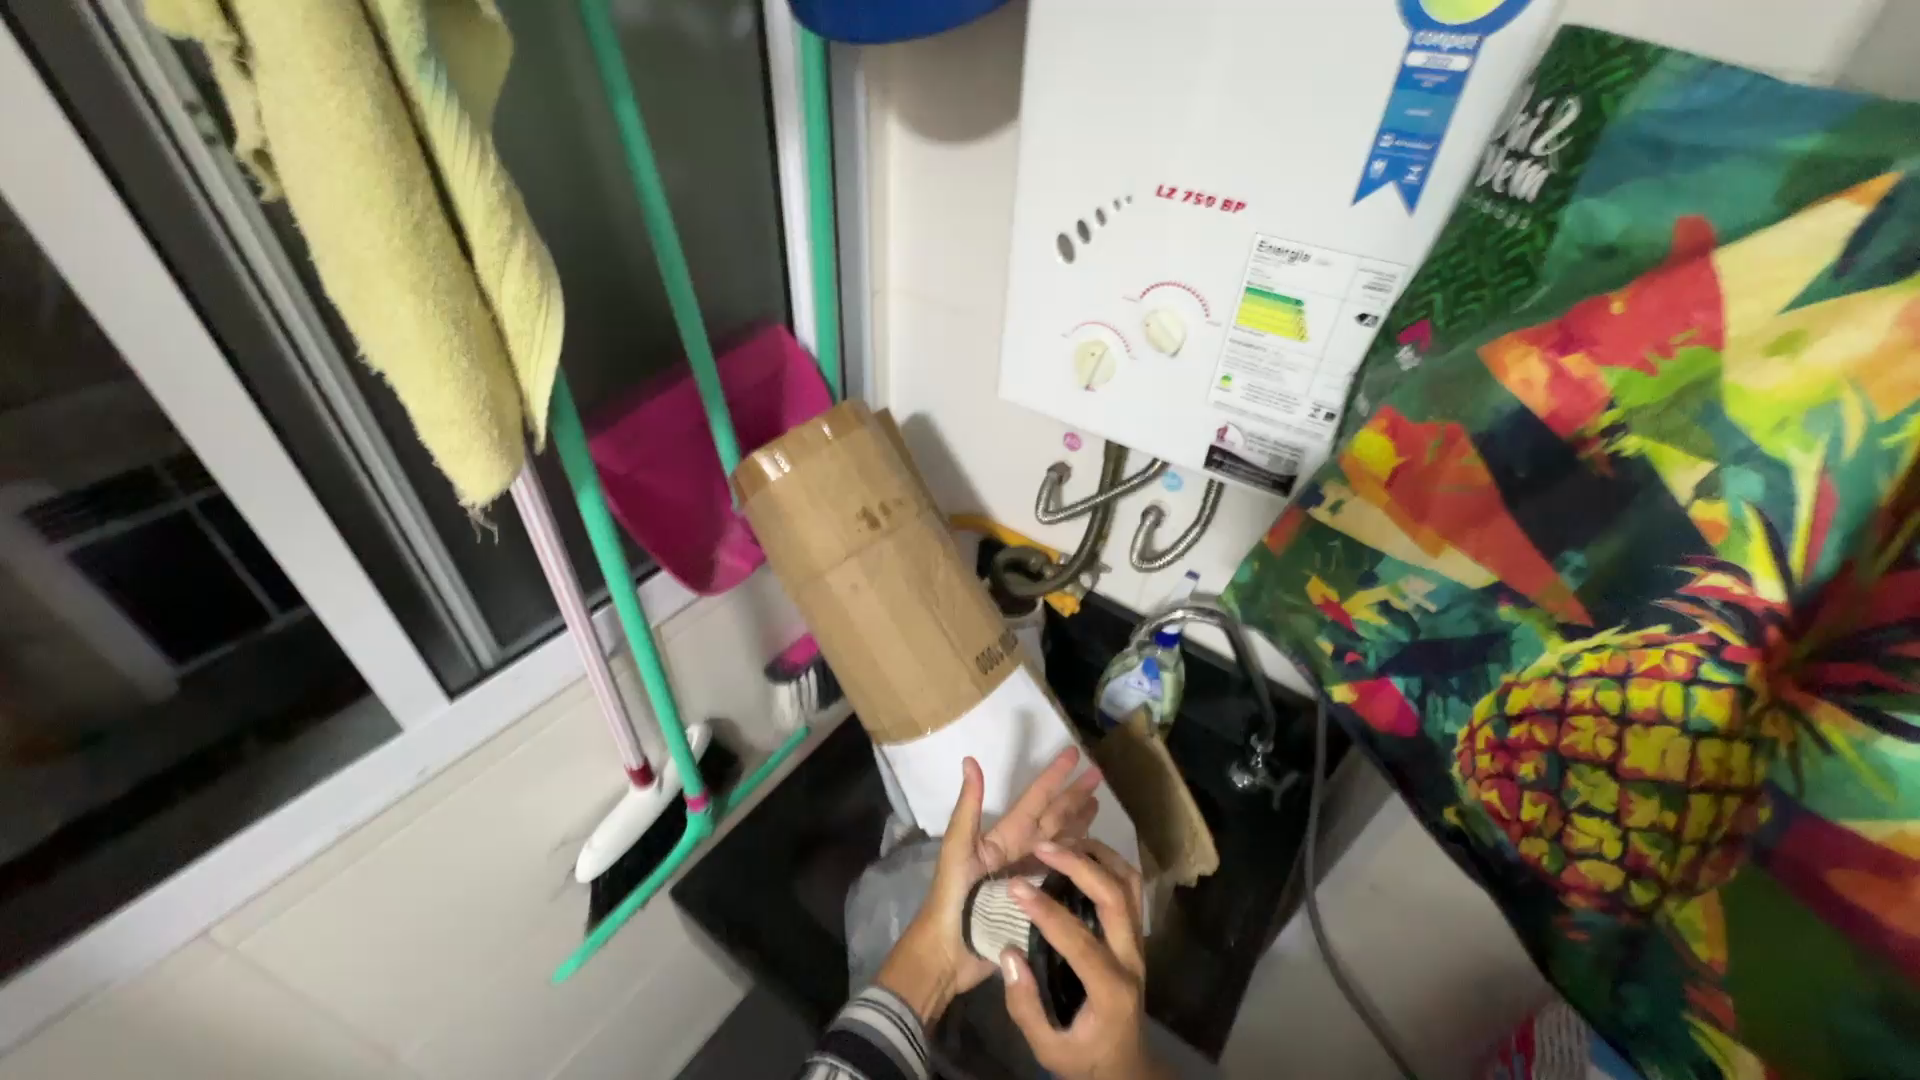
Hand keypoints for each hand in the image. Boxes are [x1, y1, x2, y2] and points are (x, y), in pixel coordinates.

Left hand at [875, 748, 1101, 1024]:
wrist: (948, 951)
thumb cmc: (950, 897)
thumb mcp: (958, 849)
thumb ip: (968, 807)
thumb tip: (970, 760)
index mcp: (1002, 838)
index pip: (1035, 801)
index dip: (1054, 777)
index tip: (1074, 754)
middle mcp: (1019, 854)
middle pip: (1053, 819)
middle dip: (1074, 796)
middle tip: (1099, 775)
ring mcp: (1030, 880)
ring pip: (1061, 844)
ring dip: (1080, 824)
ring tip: (1099, 806)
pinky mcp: (1038, 905)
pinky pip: (1064, 878)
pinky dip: (1079, 864)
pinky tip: (1094, 856)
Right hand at [1001, 840, 1164, 1079]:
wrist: (1126, 1066)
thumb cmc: (1084, 1057)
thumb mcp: (1048, 1049)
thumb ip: (1025, 1007)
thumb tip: (1008, 954)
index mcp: (1110, 991)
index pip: (1081, 941)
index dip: (1047, 911)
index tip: (1016, 886)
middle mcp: (1132, 960)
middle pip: (1115, 898)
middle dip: (1078, 865)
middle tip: (1041, 847)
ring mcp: (1139, 943)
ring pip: (1129, 884)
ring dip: (1098, 856)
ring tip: (1062, 840)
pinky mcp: (1137, 934)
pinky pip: (1130, 888)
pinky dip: (1108, 862)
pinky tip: (1080, 853)